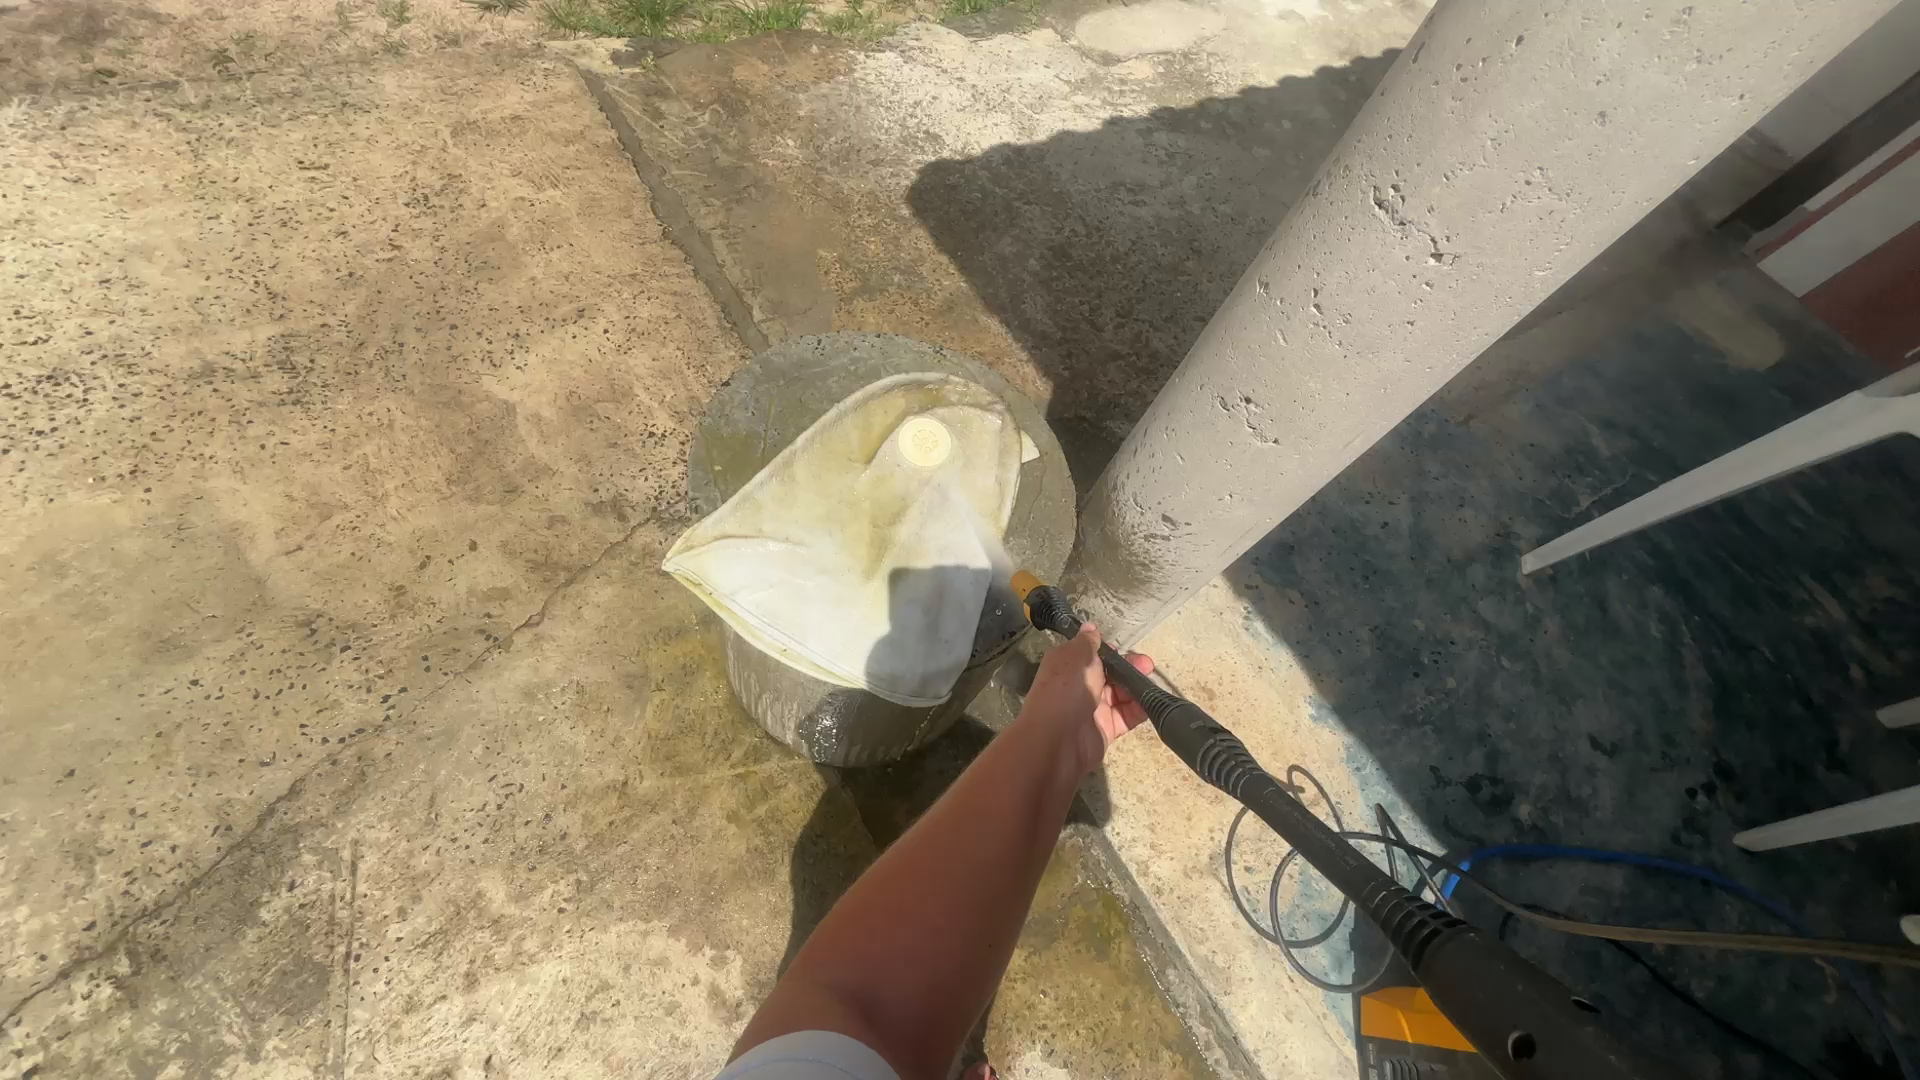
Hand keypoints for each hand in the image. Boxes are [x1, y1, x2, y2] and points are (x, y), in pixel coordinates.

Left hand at [1019, 622, 1154, 774]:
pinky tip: (1151, 702)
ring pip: (1121, 694)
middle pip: (1110, 673)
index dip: (1109, 651)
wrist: (1058, 738)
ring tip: (1150, 682)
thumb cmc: (1066, 689)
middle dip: (1129, 667)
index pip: (1092, 654)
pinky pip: (1126, 716)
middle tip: (1147, 665)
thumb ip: (1087, 643)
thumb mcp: (1076, 656)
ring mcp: (1093, 708)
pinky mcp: (1106, 729)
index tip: (1122, 649)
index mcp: (1068, 665)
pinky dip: (1139, 709)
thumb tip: (1090, 627)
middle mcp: (1080, 685)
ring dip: (1137, 686)